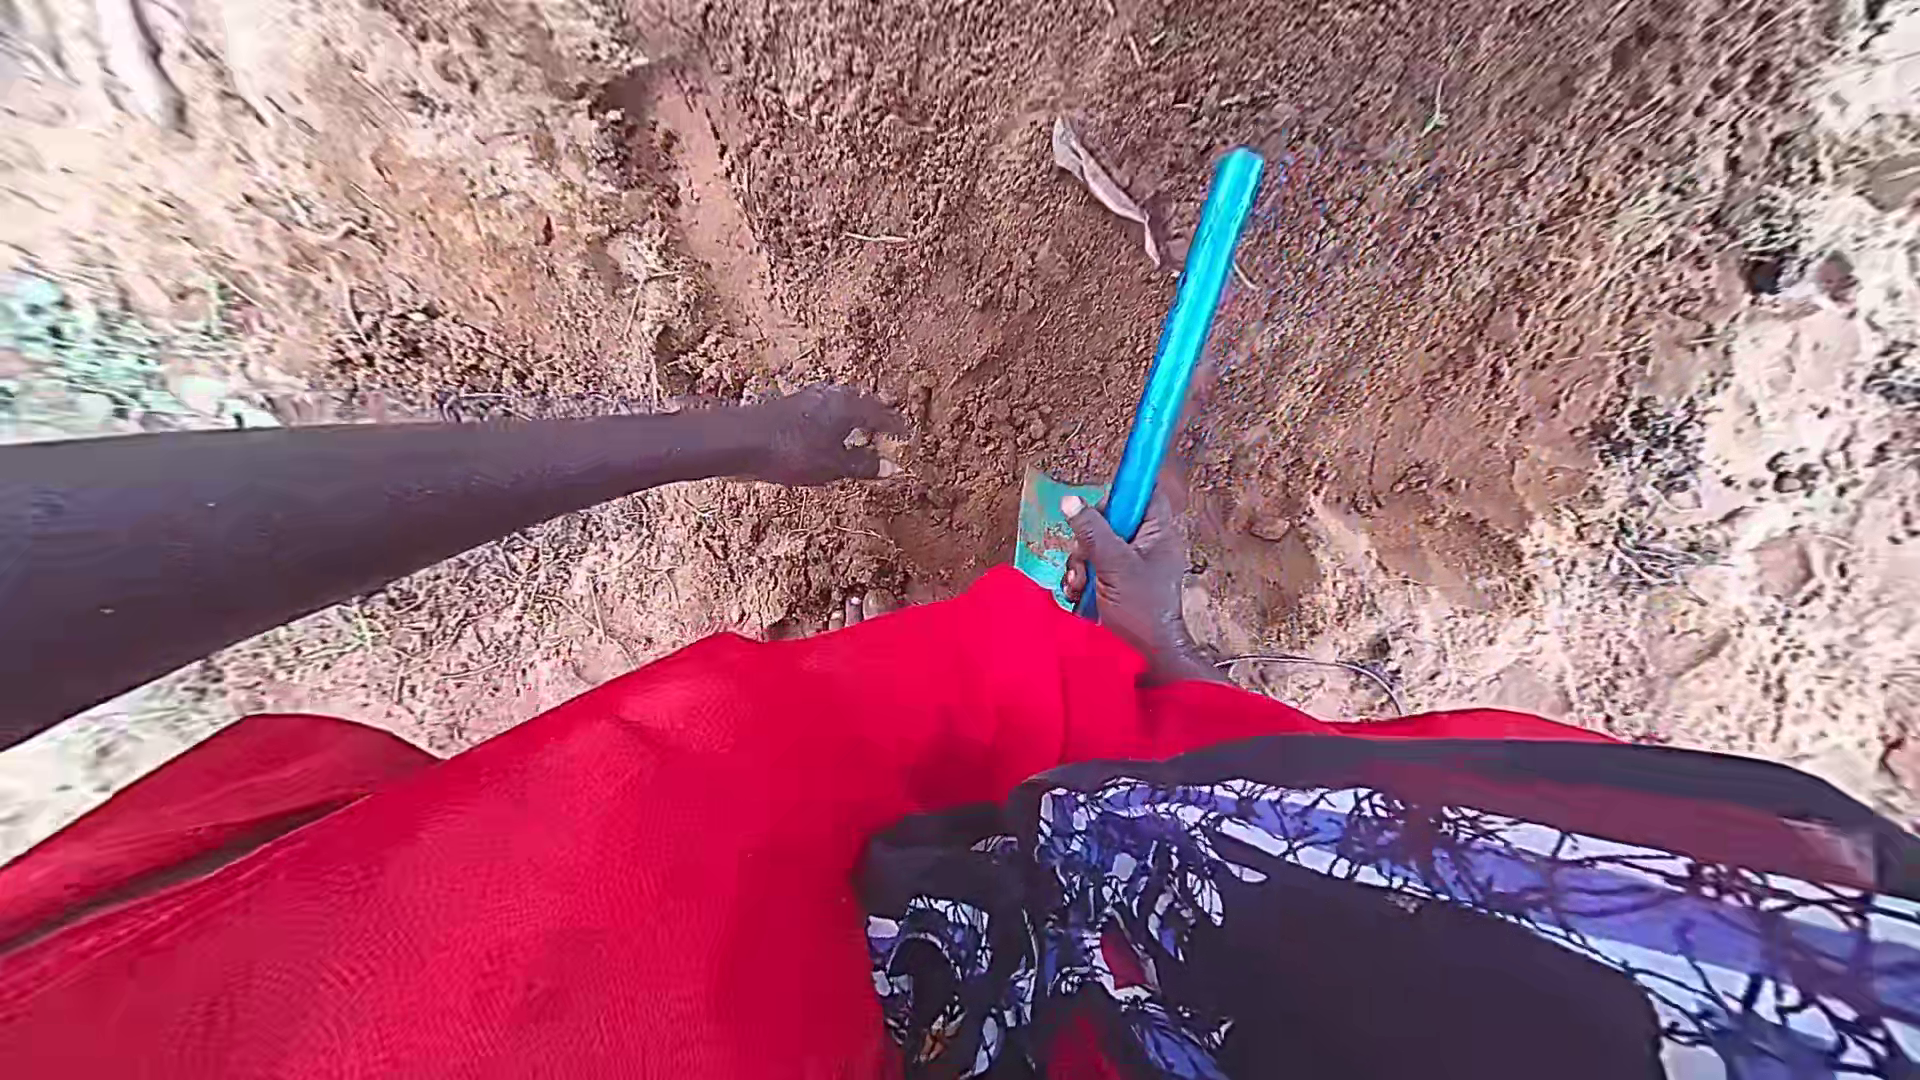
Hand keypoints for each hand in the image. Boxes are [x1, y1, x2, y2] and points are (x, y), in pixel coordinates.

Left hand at [740, 384, 908, 485]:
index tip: (908, 435)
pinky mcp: (794, 403)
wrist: (742, 440)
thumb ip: (865, 465)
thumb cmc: (793, 452)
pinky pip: (828, 406)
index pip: (883, 416)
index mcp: (851, 407)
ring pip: (845, 402)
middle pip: (865, 402)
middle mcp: (834, 395)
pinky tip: (833, 426)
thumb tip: (894, 468)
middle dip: (880, 413)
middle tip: (892, 421)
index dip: (897, 428)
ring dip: (858, 412)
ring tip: (865, 423)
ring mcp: (812, 396)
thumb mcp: (835, 465)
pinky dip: (839, 416)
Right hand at [1062, 489, 1223, 683]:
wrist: (1143, 658)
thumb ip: (1092, 531)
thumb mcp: (1115, 565)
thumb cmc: (1141, 610)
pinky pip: (1088, 570)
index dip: (1124, 490)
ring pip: (1093, 547)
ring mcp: (1127, 567)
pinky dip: (1079, 581)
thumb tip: (1070, 500)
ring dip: (1080, 565)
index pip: (1146, 494)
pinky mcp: (1111, 585)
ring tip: (1080, 585)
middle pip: (1109, 521)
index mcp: (1158, 535)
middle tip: (1086, 558)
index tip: (1102, 500)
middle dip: (1088, 540)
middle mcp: (1143, 547)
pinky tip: (1078, 595)